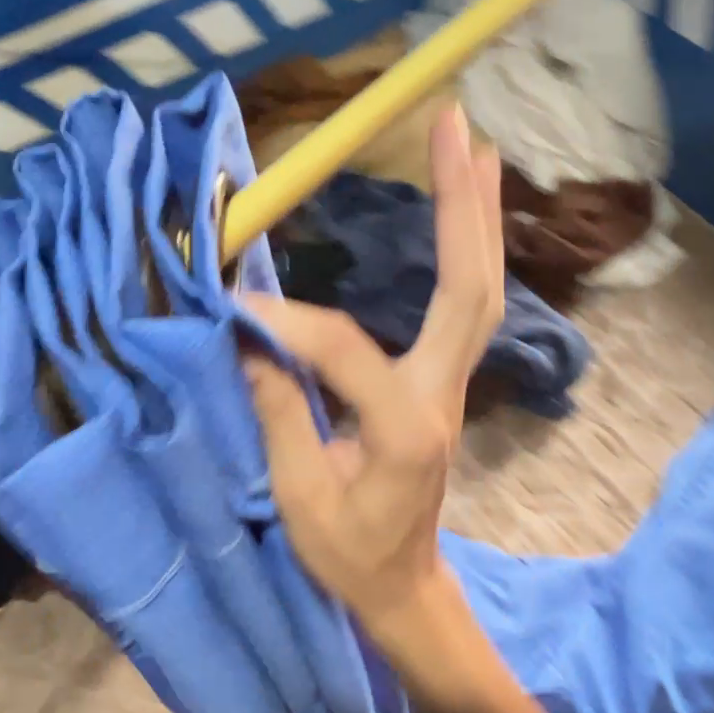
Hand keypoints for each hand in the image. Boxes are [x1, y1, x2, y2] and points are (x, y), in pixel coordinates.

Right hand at [242, 105, 504, 640]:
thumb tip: (250, 339)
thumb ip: (279, 414)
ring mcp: (450, 389)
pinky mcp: (443, 386)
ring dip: (477, 220)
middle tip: (457, 128)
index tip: (234, 311)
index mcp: (404, 430)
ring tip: (474, 147)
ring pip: (479, 293)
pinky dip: (466, 254)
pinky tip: (461, 217)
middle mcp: (440, 397)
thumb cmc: (349, 554)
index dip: (287, 324)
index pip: (345, 351)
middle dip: (462, 208)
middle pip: (470, 290)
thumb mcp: (300, 497)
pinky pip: (465, 310)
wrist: (402, 584)